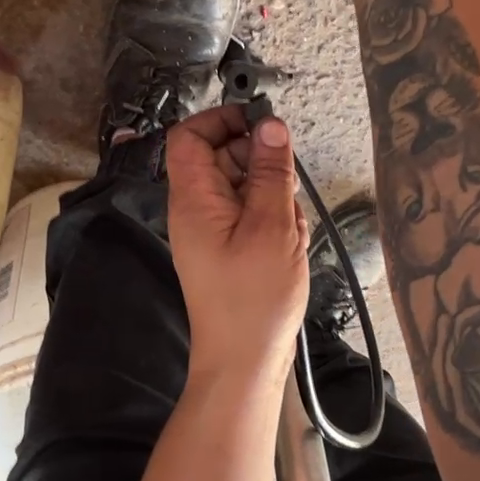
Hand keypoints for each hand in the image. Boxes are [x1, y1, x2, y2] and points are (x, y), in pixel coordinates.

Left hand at [166, 106, 309, 376]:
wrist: (245, 360)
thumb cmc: (253, 300)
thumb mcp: (272, 226)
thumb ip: (271, 172)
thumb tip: (270, 125)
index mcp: (193, 199)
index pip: (190, 136)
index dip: (222, 120)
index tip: (262, 124)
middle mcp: (197, 210)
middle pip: (224, 159)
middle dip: (262, 167)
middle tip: (287, 190)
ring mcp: (214, 231)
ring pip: (246, 188)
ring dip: (276, 199)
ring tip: (290, 231)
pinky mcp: (231, 249)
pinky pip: (254, 217)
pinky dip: (276, 224)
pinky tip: (289, 247)